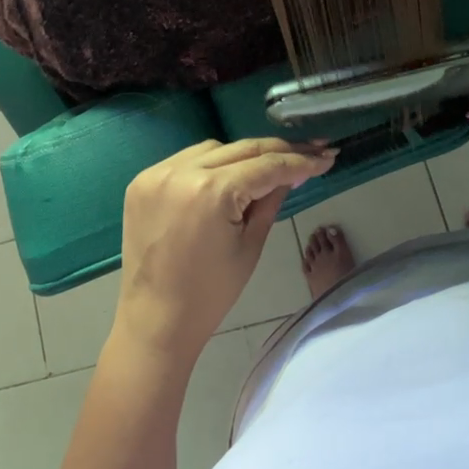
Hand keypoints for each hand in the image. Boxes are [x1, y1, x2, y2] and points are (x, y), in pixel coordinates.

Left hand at [116, 139, 336, 357]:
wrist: (156, 319)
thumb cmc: (210, 293)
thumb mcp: (251, 245)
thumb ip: (271, 200)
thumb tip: (293, 172)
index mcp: (212, 192)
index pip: (266, 166)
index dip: (300, 161)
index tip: (325, 157)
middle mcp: (182, 172)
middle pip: (240, 149)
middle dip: (277, 150)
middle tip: (310, 151)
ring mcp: (157, 173)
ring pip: (213, 149)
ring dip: (242, 155)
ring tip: (267, 168)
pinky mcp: (142, 181)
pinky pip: (185, 160)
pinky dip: (210, 163)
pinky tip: (228, 175)